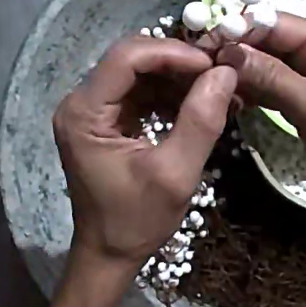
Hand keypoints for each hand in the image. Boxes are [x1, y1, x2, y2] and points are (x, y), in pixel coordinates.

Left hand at [54, 37, 237, 270]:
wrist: (108, 253)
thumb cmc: (136, 220)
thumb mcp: (174, 174)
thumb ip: (200, 121)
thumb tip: (226, 73)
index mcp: (84, 113)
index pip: (126, 58)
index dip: (172, 53)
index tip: (212, 65)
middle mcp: (79, 103)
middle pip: (131, 60)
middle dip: (177, 62)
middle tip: (219, 74)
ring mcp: (90, 111)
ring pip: (138, 73)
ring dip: (178, 78)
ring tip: (217, 89)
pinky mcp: (104, 120)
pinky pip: (139, 92)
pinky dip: (169, 94)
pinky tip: (199, 103)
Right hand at [215, 15, 305, 209]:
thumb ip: (273, 78)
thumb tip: (229, 52)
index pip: (273, 24)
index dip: (236, 31)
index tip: (200, 47)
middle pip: (266, 42)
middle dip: (232, 52)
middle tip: (194, 69)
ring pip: (265, 65)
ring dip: (237, 73)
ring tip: (203, 84)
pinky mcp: (305, 100)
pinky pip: (271, 87)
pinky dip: (250, 92)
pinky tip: (226, 100)